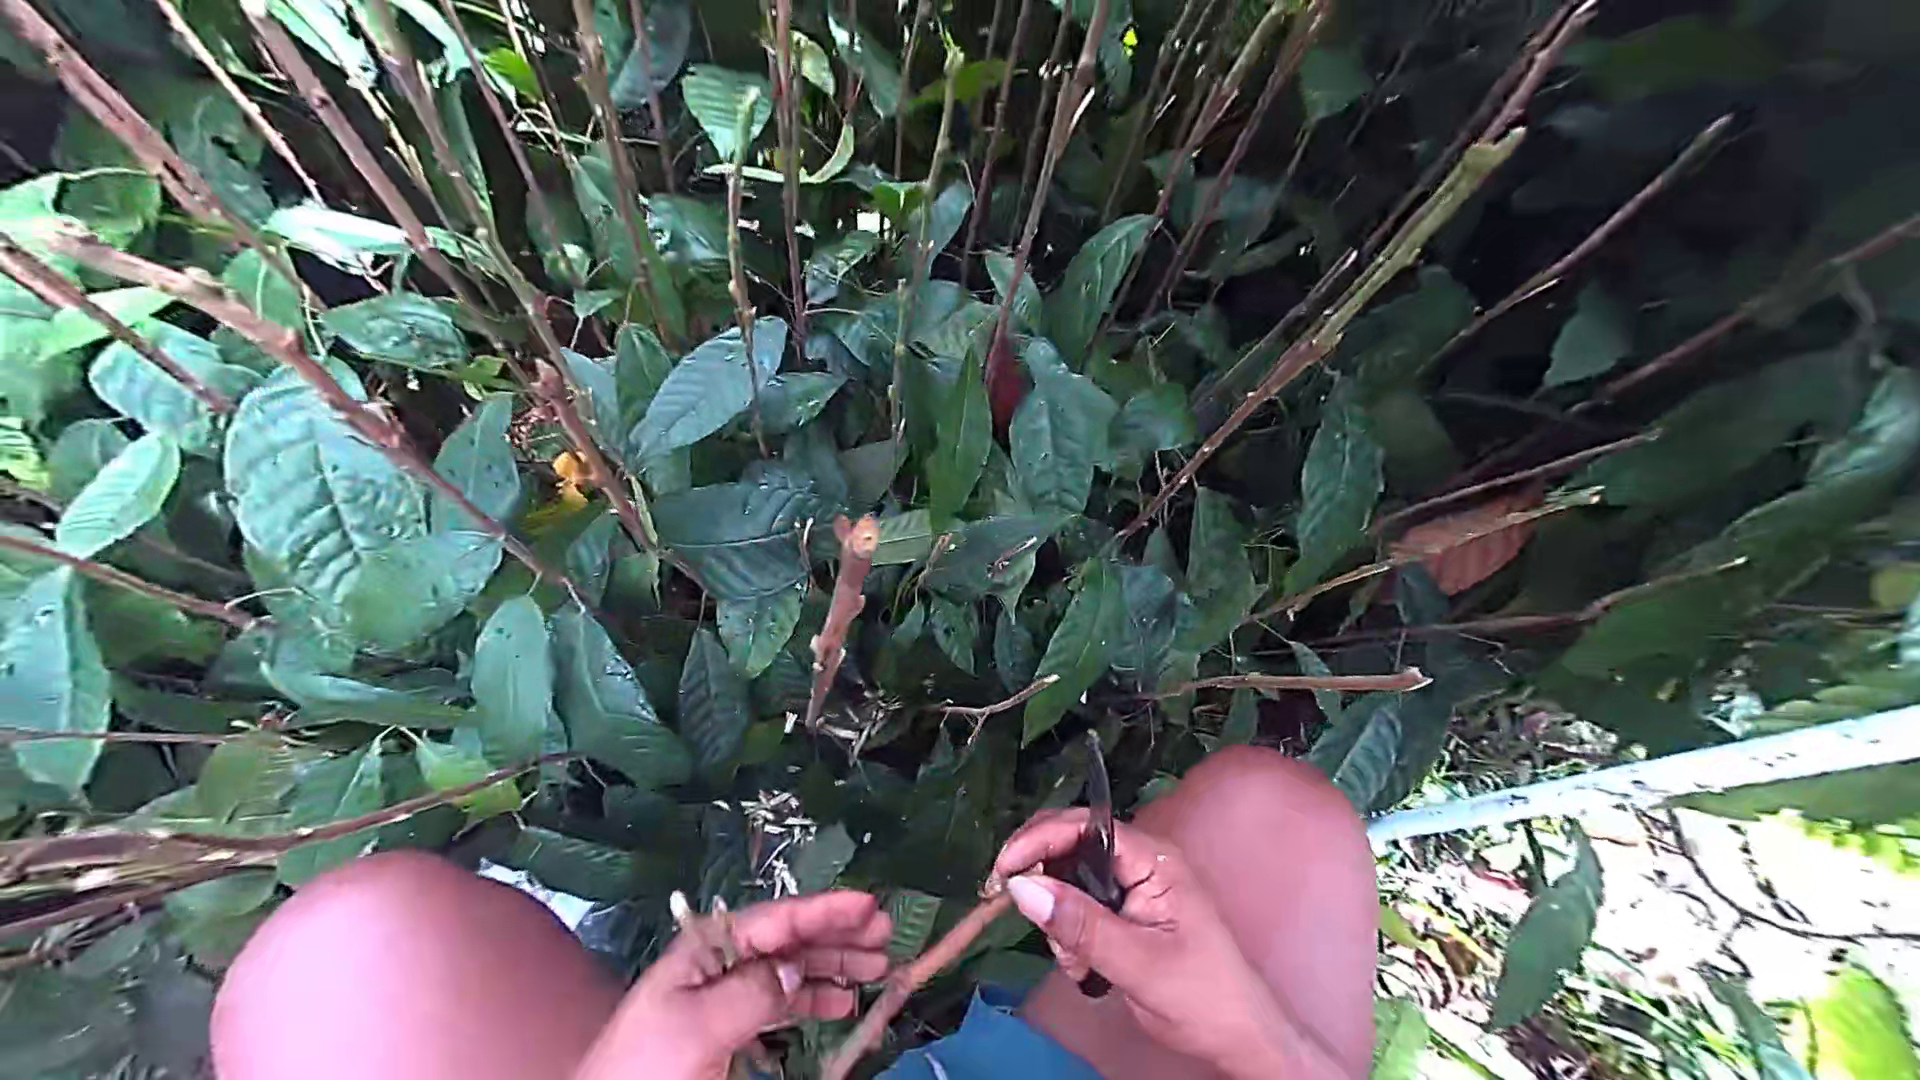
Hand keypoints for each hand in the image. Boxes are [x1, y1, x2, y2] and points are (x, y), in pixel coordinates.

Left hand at [572, 891, 891, 1079]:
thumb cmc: (645, 1074)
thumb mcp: (695, 1030)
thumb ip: (750, 992)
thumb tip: (797, 965)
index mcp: (709, 949)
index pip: (779, 919)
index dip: (826, 910)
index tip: (870, 905)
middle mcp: (723, 962)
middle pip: (791, 938)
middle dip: (839, 934)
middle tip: (886, 935)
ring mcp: (728, 995)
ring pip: (794, 968)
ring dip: (836, 965)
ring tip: (877, 968)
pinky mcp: (731, 1028)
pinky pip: (785, 1002)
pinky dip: (816, 999)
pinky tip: (844, 1003)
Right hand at [993, 810, 1317, 1079]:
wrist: (1242, 1041)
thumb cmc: (1201, 997)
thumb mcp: (1137, 963)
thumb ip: (1079, 924)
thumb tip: (1021, 886)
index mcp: (1151, 857)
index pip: (1084, 826)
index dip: (1040, 839)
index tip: (1004, 870)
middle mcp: (1138, 860)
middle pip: (1071, 844)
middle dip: (1044, 877)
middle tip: (1018, 909)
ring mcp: (1131, 883)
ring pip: (1069, 876)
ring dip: (1057, 914)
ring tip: (1072, 960)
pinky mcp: (1124, 908)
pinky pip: (1079, 903)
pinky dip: (1068, 931)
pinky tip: (1080, 965)